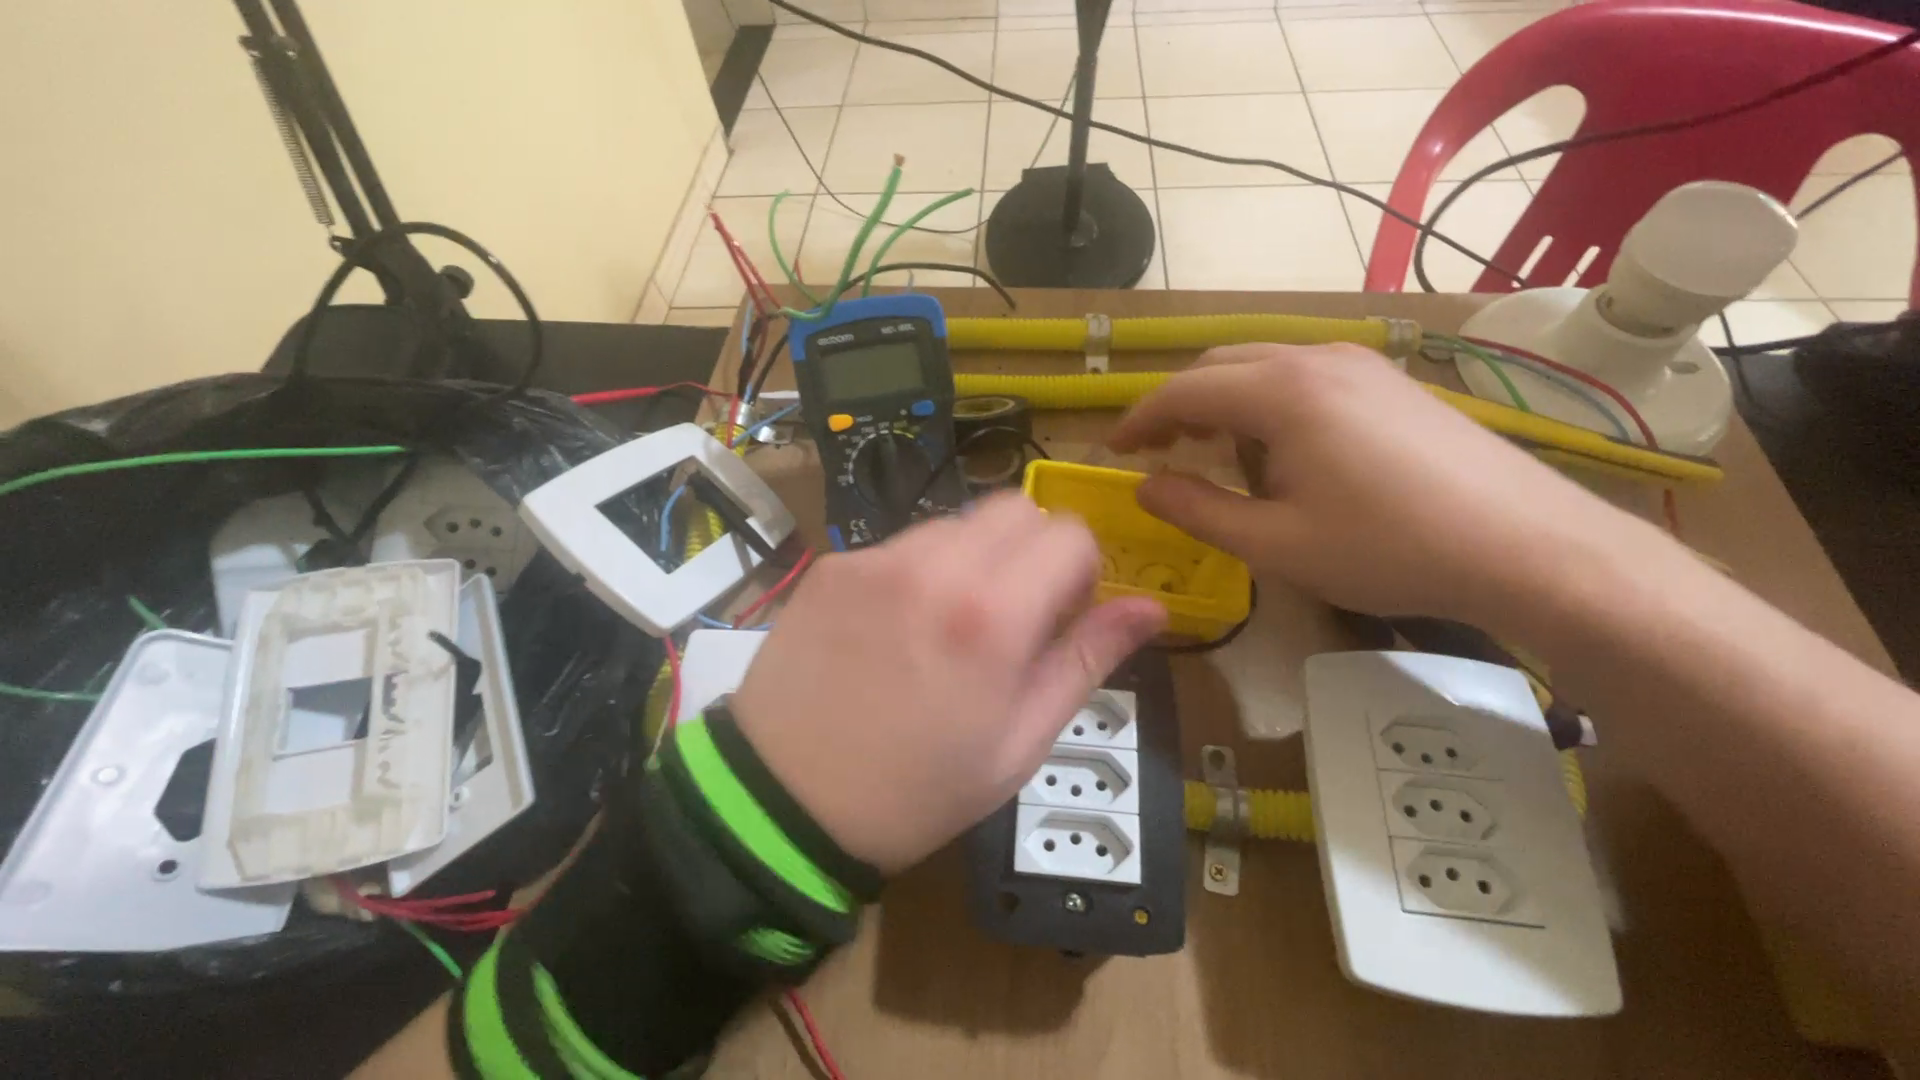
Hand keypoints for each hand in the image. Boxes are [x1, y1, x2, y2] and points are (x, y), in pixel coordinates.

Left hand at [731, 494, 1167, 874]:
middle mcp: (933, 566)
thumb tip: (1152, 608)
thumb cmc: (916, 791)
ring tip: (952, 625)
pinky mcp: (835, 565)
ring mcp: (875, 558)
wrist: (782, 804)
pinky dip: (922, 569)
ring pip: (959, 520)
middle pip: (1017, 508)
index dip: (1083, 570)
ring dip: (978, 556)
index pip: (1070, 532)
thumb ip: (1087, 661)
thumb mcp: (1019, 744)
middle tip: (1015, 617)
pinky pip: (903, 543)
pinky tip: (899, 628)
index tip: (1064, 615)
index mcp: (992, 615)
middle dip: (1035, 551)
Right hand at [1108, 343, 1651, 631]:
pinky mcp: (1391, 382)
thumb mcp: (1275, 544)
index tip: (1113, 450)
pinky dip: (1268, 402)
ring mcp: (1361, 364)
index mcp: (1281, 392)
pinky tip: (1281, 450)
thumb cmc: (1387, 549)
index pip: (1184, 391)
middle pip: (1221, 366)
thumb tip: (1145, 488)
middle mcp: (1316, 359)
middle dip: (1178, 404)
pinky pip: (1305, 375)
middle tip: (1157, 452)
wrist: (1524, 545)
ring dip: (1224, 402)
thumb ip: (1198, 511)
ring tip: (1215, 455)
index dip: (1140, 419)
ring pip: (1264, 366)